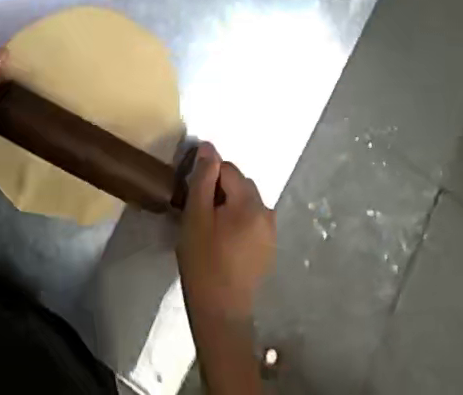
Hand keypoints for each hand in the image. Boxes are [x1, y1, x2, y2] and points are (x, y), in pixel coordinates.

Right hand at [177, 143, 275, 322]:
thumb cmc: (203, 264)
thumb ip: (203, 179)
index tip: (191, 197)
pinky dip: (237, 222)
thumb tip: (208, 147)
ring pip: (244, 202)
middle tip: (198, 215)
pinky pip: (251, 220)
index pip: (227, 168)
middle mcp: (267, 211)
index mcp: (250, 202)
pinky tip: (222, 243)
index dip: (207, 178)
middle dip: (218, 191)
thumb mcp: (195, 217)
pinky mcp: (268, 247)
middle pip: (239, 184)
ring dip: (227, 206)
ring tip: (209, 229)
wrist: (221, 315)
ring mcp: (271, 230)